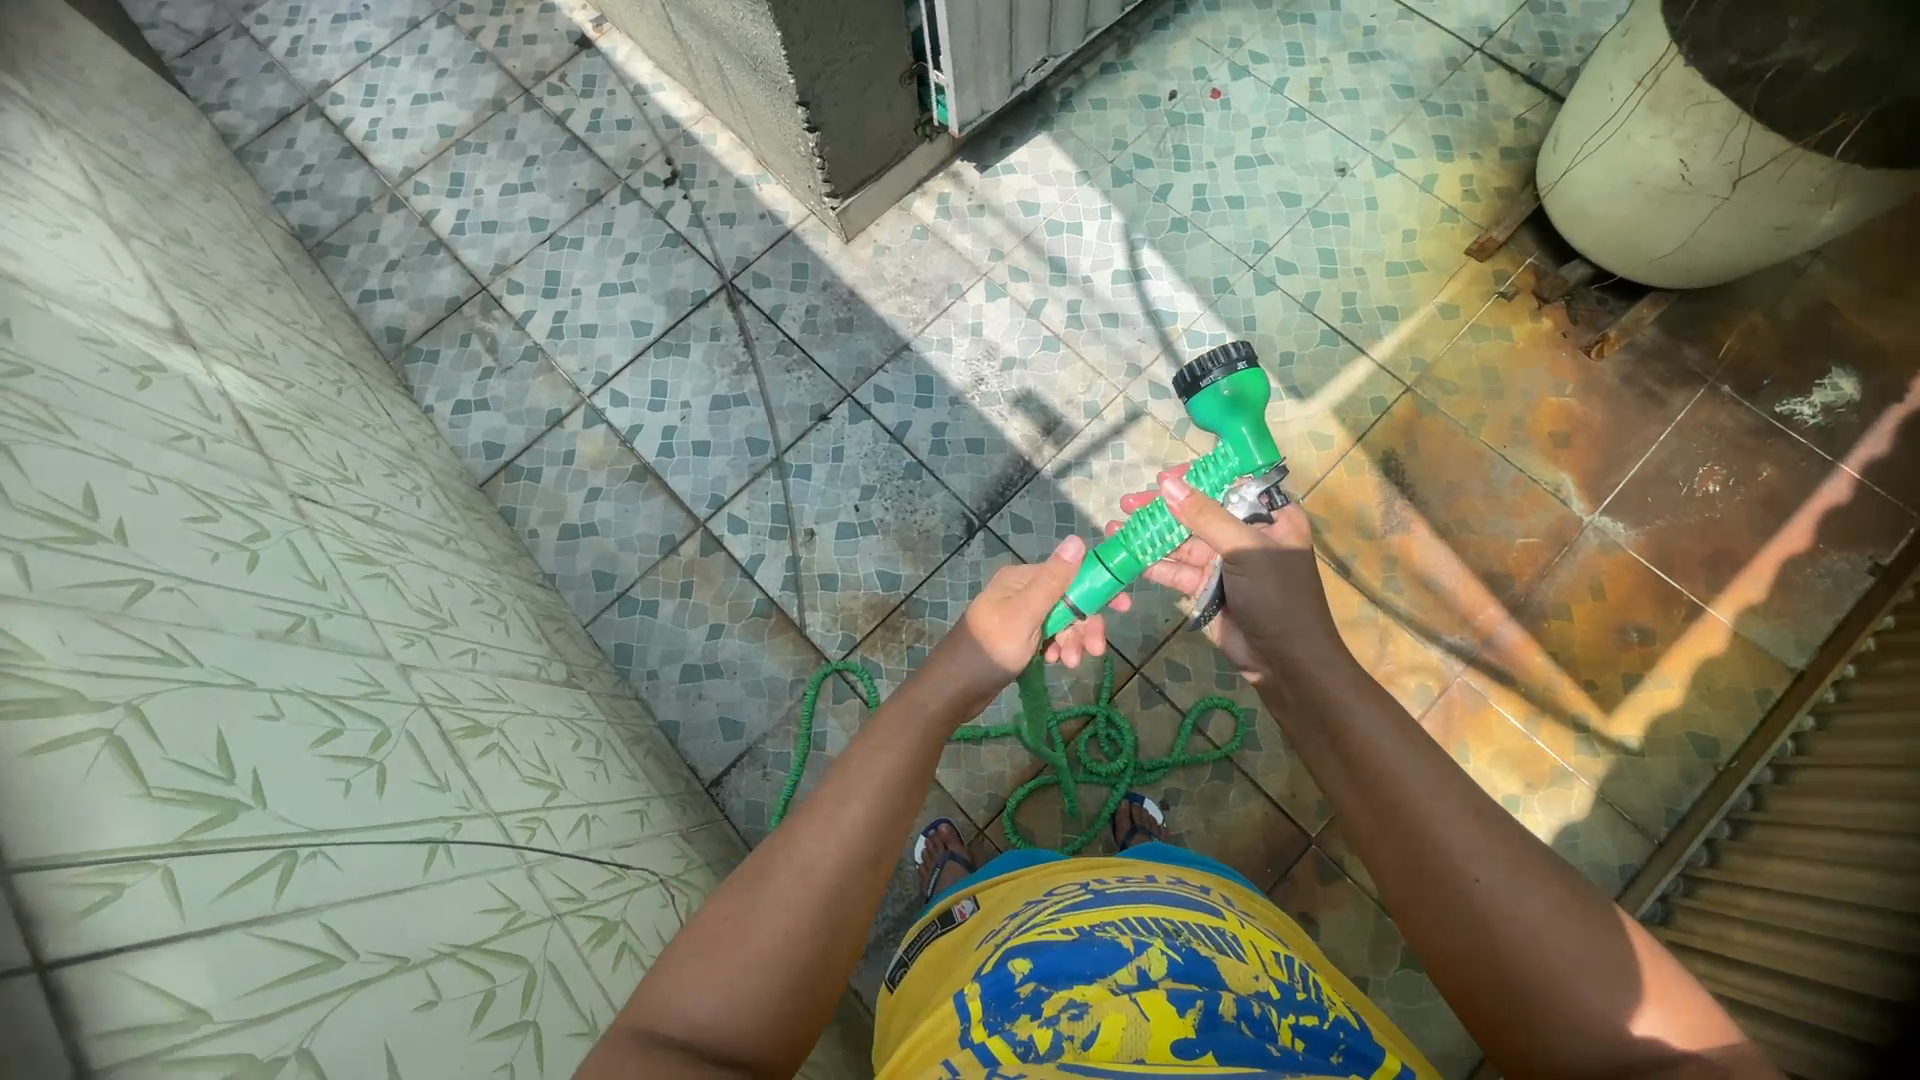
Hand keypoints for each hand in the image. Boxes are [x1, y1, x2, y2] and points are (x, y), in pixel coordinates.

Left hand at [912, 536, 1122, 717]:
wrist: (954, 688)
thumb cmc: (990, 649)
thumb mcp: (1025, 614)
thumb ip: (1054, 580)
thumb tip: (1077, 539)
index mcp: (1022, 579)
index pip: (1070, 573)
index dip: (1098, 588)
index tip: (1123, 606)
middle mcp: (1022, 592)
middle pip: (1069, 600)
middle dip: (1084, 624)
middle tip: (1096, 650)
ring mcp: (1020, 616)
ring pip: (1062, 622)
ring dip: (1072, 641)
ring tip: (1070, 663)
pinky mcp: (1019, 638)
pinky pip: (1049, 637)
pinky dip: (1057, 648)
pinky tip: (1055, 663)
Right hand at [1107, 466, 1348, 684]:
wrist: (1285, 661)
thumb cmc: (1279, 597)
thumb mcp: (1245, 550)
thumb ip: (1205, 516)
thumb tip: (1167, 484)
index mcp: (1271, 518)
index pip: (1232, 484)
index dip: (1199, 477)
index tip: (1166, 477)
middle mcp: (1246, 535)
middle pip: (1199, 512)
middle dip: (1163, 509)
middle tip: (1129, 503)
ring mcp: (1224, 563)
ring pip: (1182, 542)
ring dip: (1150, 536)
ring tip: (1116, 528)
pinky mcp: (1206, 588)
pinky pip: (1176, 570)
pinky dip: (1153, 564)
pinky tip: (1127, 555)